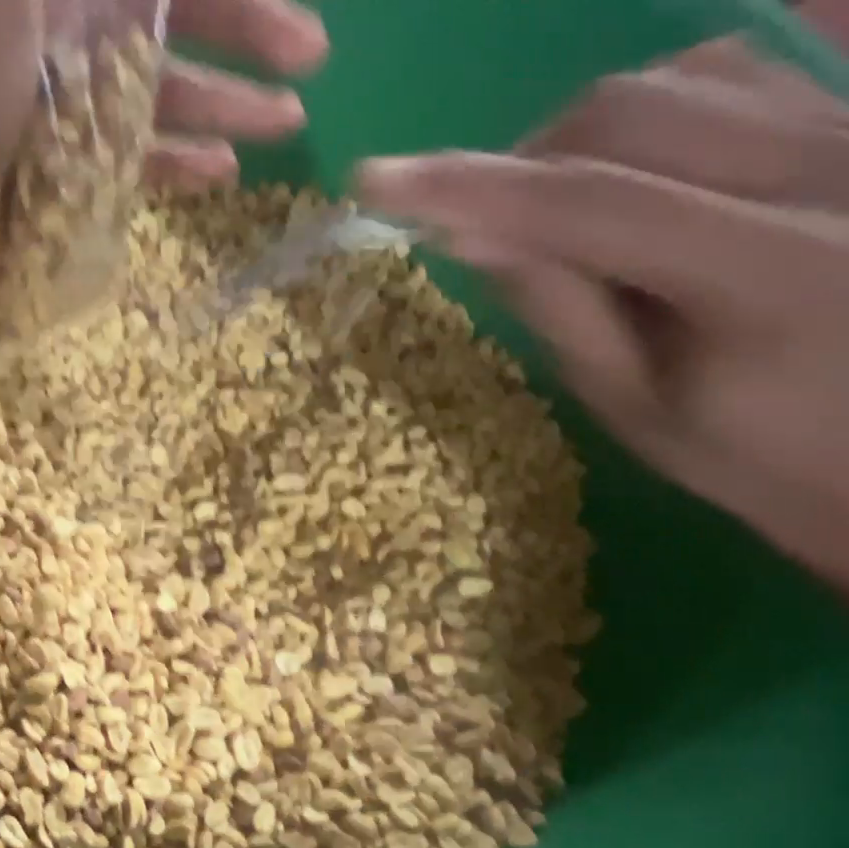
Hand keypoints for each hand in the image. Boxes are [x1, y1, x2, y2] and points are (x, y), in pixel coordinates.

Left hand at [0, 0, 327, 314]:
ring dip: (220, 107)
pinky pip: (126, 165)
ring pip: (152, 101)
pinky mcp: (54, 182)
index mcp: (48, 0)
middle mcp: (55, 48)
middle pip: (160, 32)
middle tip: (312, 62)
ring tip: (285, 126)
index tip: (281, 14)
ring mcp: (54, 119)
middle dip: (240, 36)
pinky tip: (221, 176)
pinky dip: (173, 166)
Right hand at [355, 44, 848, 587]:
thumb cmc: (763, 453)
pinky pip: (759, 62)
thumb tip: (466, 230)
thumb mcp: (635, 403)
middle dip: (530, 159)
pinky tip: (644, 155)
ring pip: (691, 75)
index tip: (375, 178)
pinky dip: (671, 98)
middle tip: (491, 217)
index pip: (586, 204)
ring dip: (594, 131)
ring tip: (570, 194)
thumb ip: (558, 305)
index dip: (470, 187)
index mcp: (774, 274)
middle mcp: (836, 178)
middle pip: (634, 117)